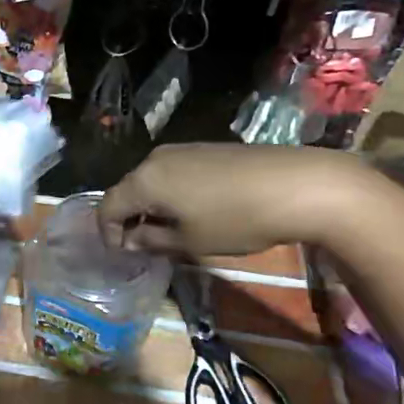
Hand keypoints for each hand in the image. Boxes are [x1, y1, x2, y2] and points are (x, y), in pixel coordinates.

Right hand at [98, 144, 386, 255]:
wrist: (296, 185)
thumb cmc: (235, 220)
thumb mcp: (189, 241)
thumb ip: (152, 239)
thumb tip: (130, 240)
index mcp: (145, 180)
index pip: (108, 206)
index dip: (107, 233)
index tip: (122, 255)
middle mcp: (157, 158)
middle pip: (128, 189)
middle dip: (129, 218)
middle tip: (141, 246)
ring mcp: (183, 149)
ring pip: (152, 180)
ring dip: (151, 206)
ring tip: (168, 231)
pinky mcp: (206, 148)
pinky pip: (173, 172)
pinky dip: (171, 194)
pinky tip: (192, 211)